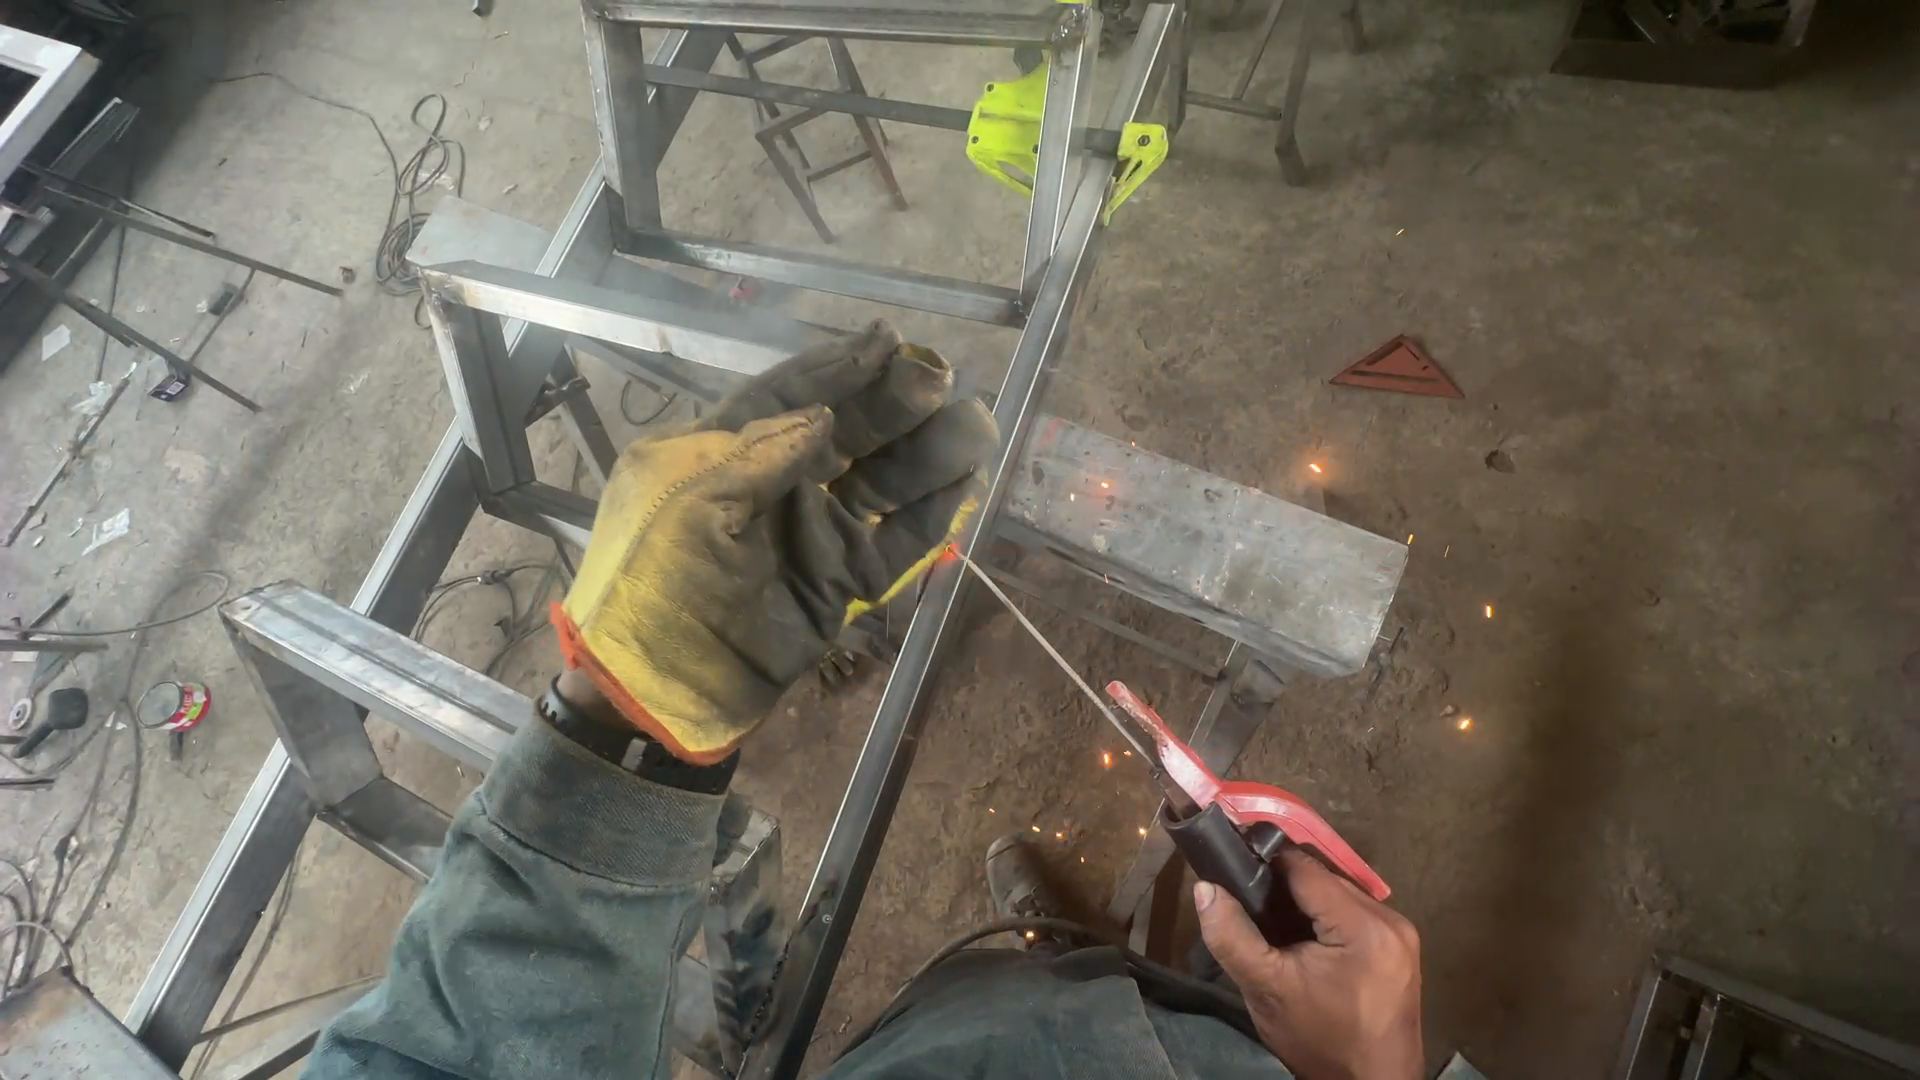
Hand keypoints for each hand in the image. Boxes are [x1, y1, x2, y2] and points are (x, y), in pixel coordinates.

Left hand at [555, 321, 997, 763]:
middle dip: (893, 404)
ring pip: (883, 483)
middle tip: (939, 378)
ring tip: (976, 423)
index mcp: (726, 455)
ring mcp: (817, 533)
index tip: (888, 341)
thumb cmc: (654, 585)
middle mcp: (779, 486)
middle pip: (847, 433)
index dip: (838, 368)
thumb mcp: (685, 504)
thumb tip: (824, 413)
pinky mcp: (846, 580)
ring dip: (928, 453)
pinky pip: (899, 543)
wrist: (660, 692)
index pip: (789, 396)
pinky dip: (933, 515)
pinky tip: (967, 483)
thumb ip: (756, 453)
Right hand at [1194, 849, 1422, 1079]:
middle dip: (1283, 885)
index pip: (1303, 867)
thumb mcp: (1266, 989)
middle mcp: (1391, 920)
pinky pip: (1352, 909)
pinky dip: (1323, 913)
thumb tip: (1204, 887)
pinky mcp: (1400, 946)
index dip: (1264, 864)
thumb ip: (1231, 935)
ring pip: (1336, 890)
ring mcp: (1401, 933)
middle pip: (1322, 876)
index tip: (1233, 871)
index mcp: (1365, 927)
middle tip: (1250, 905)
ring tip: (1272, 922)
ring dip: (1303, 898)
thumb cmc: (1319, 1042)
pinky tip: (1301, 936)